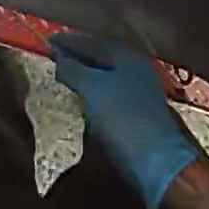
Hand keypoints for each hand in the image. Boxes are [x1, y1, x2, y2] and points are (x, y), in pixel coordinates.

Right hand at [51, 34, 201, 208]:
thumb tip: (59, 57)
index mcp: (127, 57)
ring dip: (85, 75)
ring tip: (63, 76)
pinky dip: (93, 92)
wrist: (161, 167)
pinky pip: (109, 94)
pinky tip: (82, 98)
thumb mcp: (92, 88)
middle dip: (77, 56)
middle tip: (53, 57)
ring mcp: (140, 94)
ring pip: (105, 77)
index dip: (68, 41)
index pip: (91, 42)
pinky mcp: (138, 116)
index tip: (47, 40)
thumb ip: (73, 69)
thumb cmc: (123, 119)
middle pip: (100, 57)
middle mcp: (136, 70)